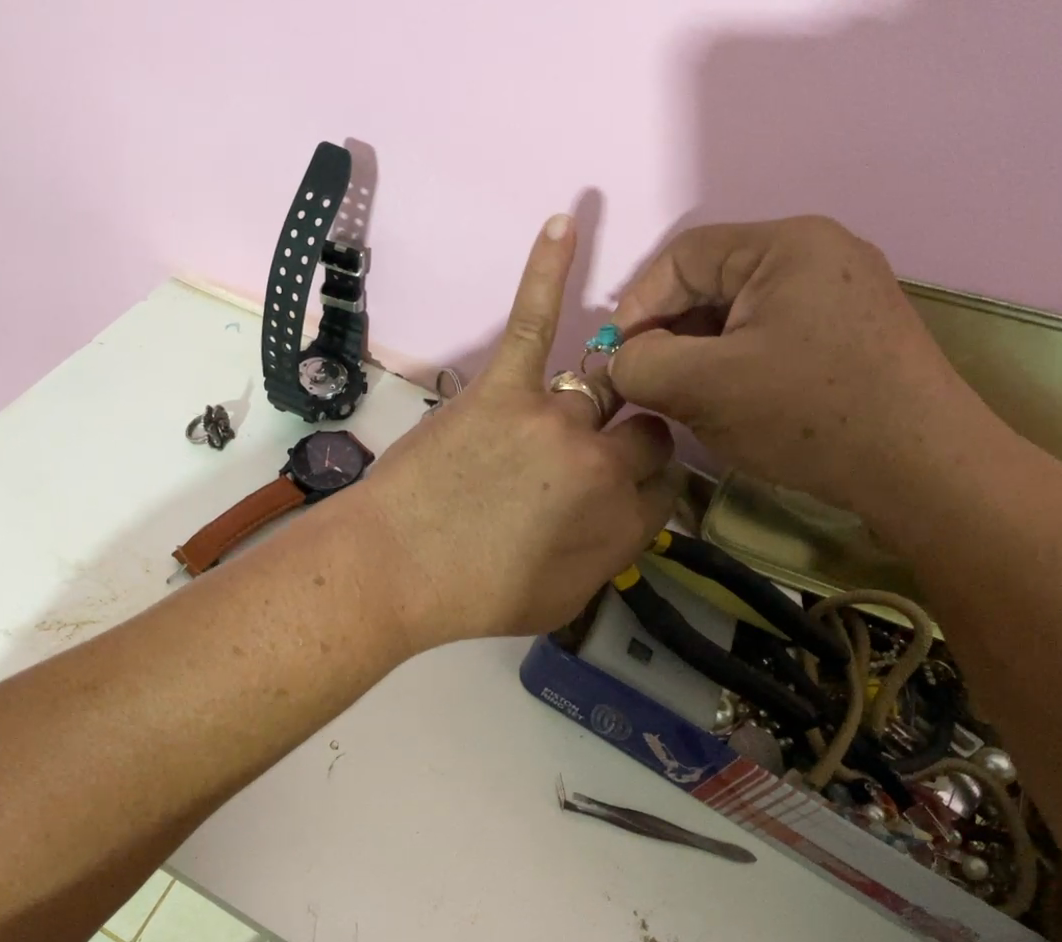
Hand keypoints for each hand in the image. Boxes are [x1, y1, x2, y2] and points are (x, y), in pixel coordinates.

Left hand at [345, 213, 679, 648]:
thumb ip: (610, 553)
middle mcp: (604, 463)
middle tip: (578, 465)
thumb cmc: (475, 598)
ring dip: (591, 404)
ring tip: (555, 421)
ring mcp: (554, 418)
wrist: (394, 569)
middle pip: (647, 430)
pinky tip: (565, 222)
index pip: (667, 482)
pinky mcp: (503, 388)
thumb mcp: (562, 599)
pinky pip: (535, 320)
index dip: (645, 484)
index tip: (621, 489)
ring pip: (603, 390)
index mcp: (624, 521)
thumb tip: (626, 517)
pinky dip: (548, 270)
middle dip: (627, 444)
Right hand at [606, 216, 1005, 529]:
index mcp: (785, 244)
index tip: (613, 361)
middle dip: (668, 332)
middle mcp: (818, 253)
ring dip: (699, 352)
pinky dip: (735, 363)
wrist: (921, 467)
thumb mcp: (703, 387)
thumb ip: (640, 364)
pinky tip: (729, 403)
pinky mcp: (851, 332)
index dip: (636, 306)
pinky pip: (771, 334)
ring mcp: (841, 293)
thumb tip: (620, 361)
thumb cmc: (807, 414)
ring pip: (739, 312)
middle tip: (644, 384)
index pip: (682, 257)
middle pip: (712, 282)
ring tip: (683, 399)